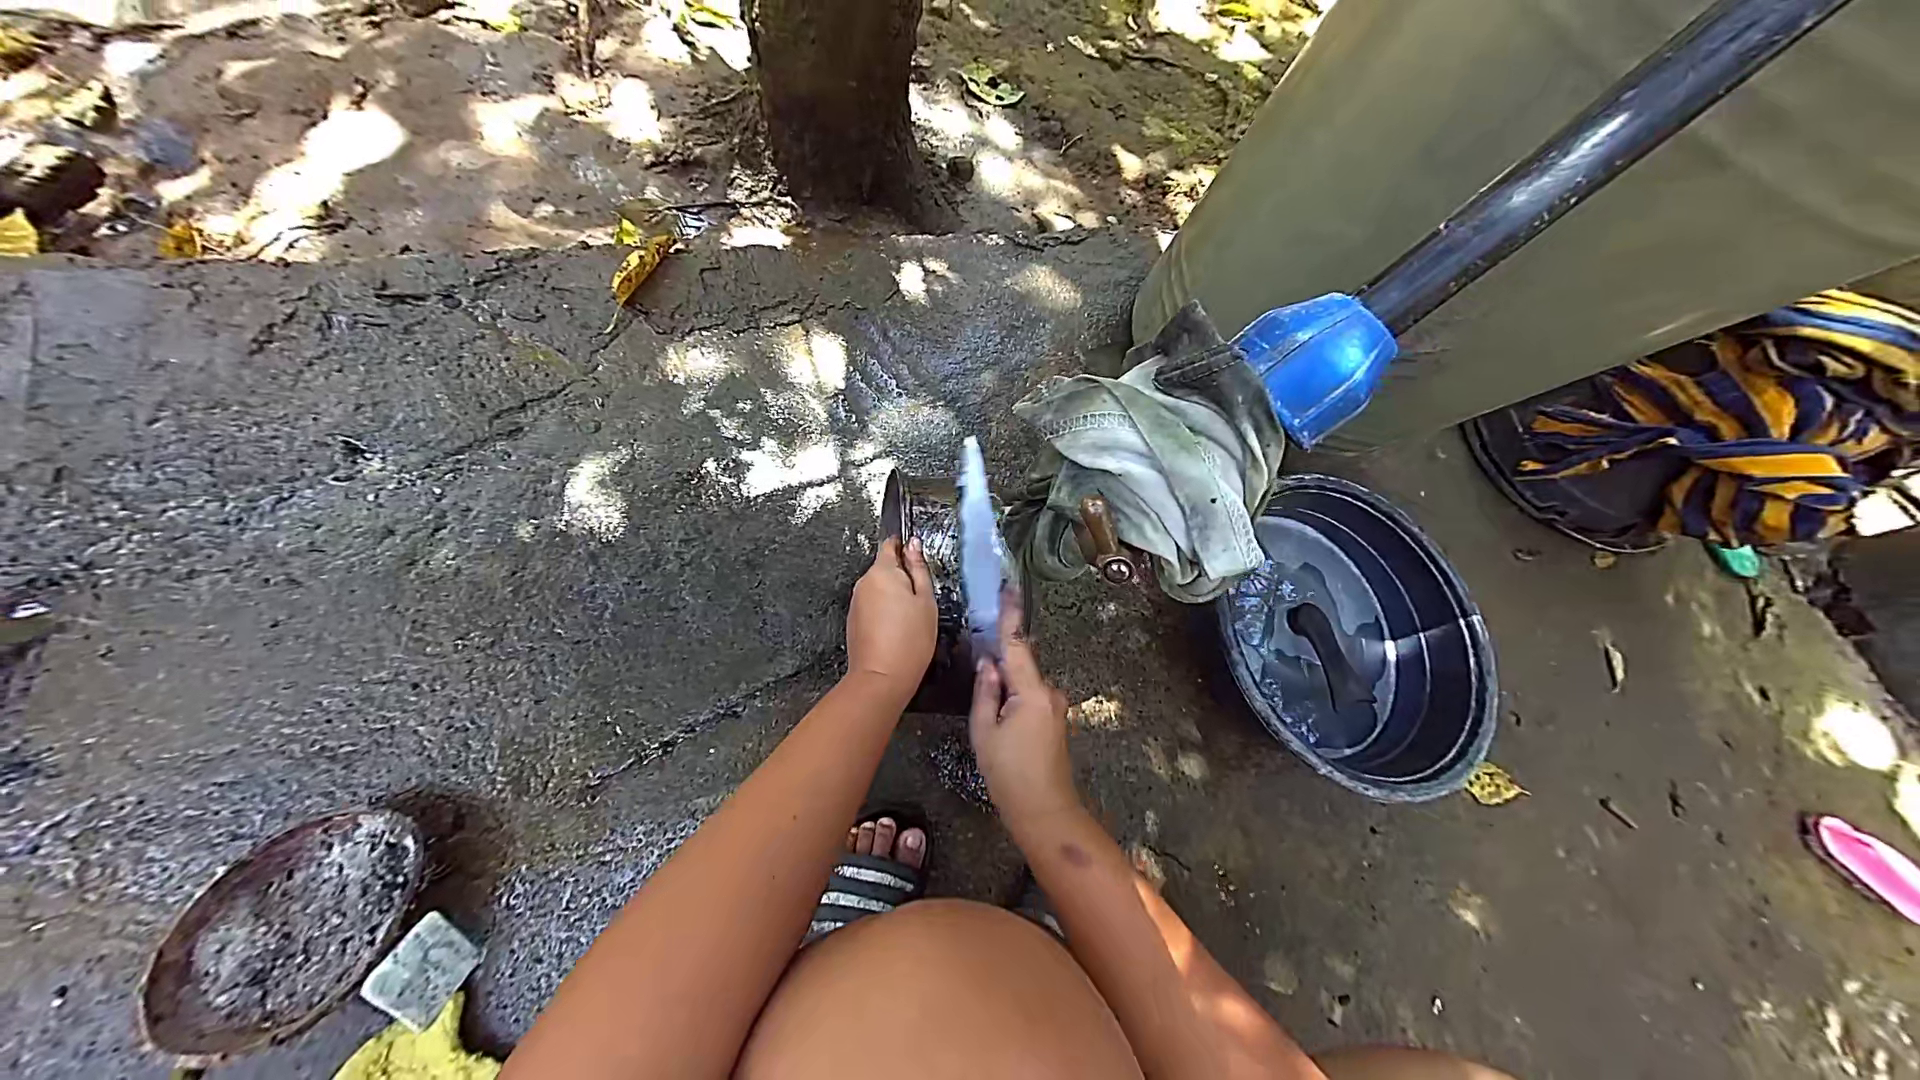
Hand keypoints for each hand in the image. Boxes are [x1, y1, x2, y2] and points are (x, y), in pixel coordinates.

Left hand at [845, 537, 936, 698]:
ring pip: (880, 589)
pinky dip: (885, 612)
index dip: (906, 548)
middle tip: (921, 600)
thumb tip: (914, 544)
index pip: (890, 544)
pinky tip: (898, 630)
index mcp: (882, 572)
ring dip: (895, 597)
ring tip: (911, 619)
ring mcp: (857, 602)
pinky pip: (873, 606)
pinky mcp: (854, 619)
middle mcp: (864, 583)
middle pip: (885, 568)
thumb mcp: (925, 600)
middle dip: (903, 578)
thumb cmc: (909, 641)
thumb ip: (919, 568)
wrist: (882, 677)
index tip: (918, 559)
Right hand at [969, 595, 1075, 827]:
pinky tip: (1002, 721)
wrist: (1045, 812)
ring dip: (1006, 687)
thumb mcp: (984, 731)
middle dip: (999, 666)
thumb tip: (987, 664)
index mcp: (1032, 692)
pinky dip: (1015, 698)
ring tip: (989, 718)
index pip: (1018, 645)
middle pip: (1020, 665)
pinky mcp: (1055, 719)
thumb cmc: (1010, 775)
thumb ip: (984, 691)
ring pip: (1024, 683)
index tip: (1009, 589)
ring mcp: (1056, 707)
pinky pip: (1031, 697)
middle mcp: (1050, 693)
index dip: (1011, 616)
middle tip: (979, 685)